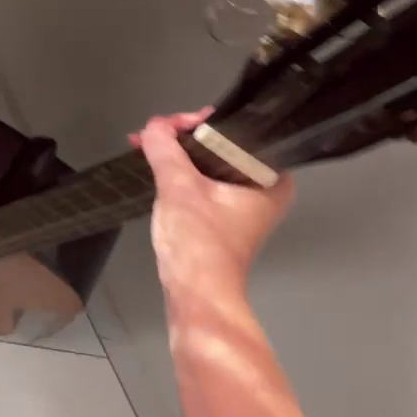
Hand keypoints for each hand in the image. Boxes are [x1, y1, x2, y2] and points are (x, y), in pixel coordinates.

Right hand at [131, 109, 293, 310]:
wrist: (196, 294)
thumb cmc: (199, 242)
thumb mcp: (179, 188)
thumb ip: (165, 150)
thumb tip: (152, 126)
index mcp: (271, 178)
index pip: (237, 131)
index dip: (201, 122)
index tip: (170, 123)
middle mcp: (264, 188)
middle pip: (221, 146)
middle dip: (183, 137)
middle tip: (153, 131)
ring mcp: (243, 204)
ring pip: (208, 163)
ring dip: (177, 154)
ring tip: (145, 142)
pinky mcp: (222, 217)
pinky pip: (202, 182)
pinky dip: (180, 173)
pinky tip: (154, 163)